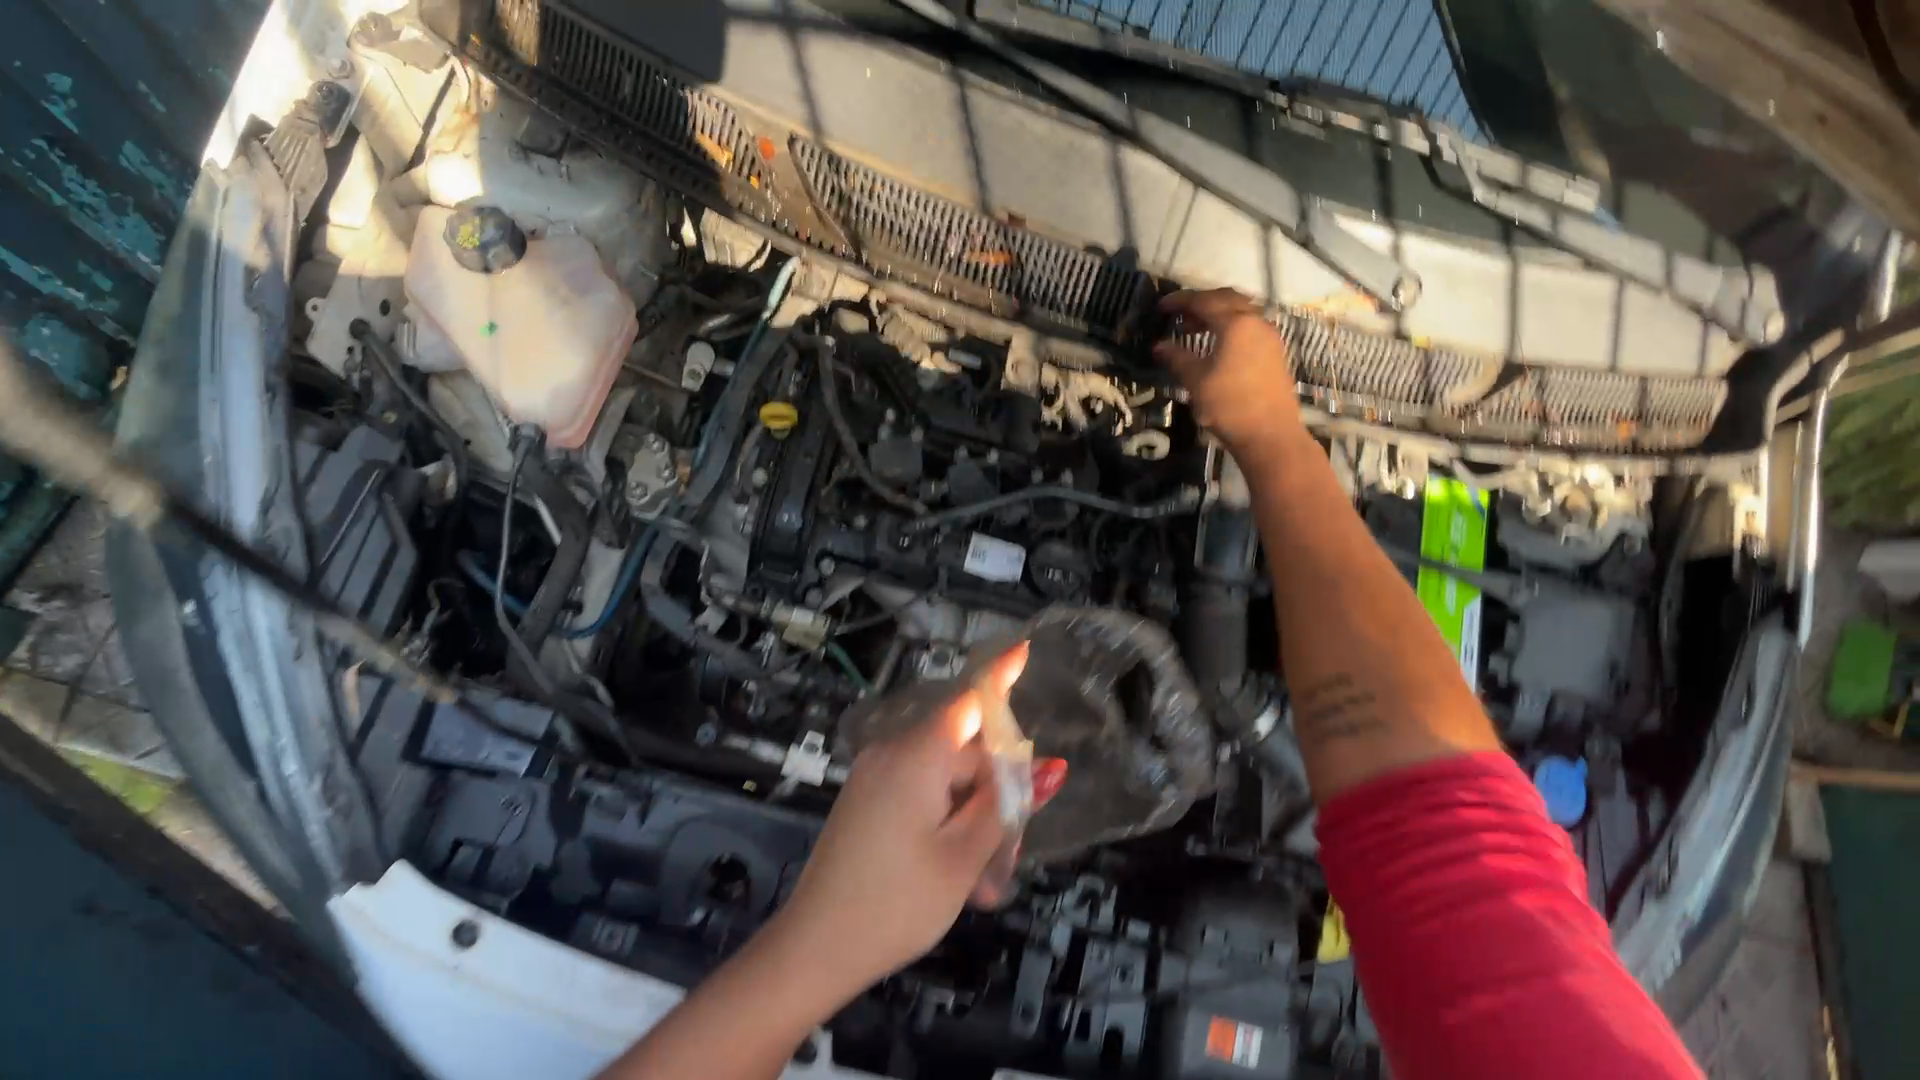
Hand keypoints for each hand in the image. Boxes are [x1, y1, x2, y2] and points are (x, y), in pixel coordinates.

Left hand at [767, 645, 1030, 999]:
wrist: (814, 950)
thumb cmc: (895, 903)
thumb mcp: (963, 857)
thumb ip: (1006, 806)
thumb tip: (1050, 769)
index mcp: (916, 756)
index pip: (969, 701)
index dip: (1001, 676)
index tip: (1024, 647)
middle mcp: (892, 754)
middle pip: (965, 754)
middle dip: (996, 797)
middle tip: (1009, 861)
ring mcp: (876, 778)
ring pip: (946, 782)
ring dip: (973, 822)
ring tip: (982, 886)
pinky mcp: (868, 801)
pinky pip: (921, 796)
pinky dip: (946, 824)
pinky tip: (957, 875)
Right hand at [1153, 289, 1304, 462]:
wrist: (1270, 434)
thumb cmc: (1229, 405)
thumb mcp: (1196, 381)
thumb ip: (1177, 358)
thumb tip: (1159, 346)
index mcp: (1236, 323)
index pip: (1204, 301)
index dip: (1180, 301)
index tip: (1161, 306)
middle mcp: (1256, 321)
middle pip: (1227, 299)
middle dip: (1201, 302)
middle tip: (1180, 314)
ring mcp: (1269, 336)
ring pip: (1241, 311)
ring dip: (1217, 314)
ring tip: (1195, 329)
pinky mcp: (1274, 351)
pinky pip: (1250, 326)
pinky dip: (1231, 326)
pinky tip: (1217, 345)